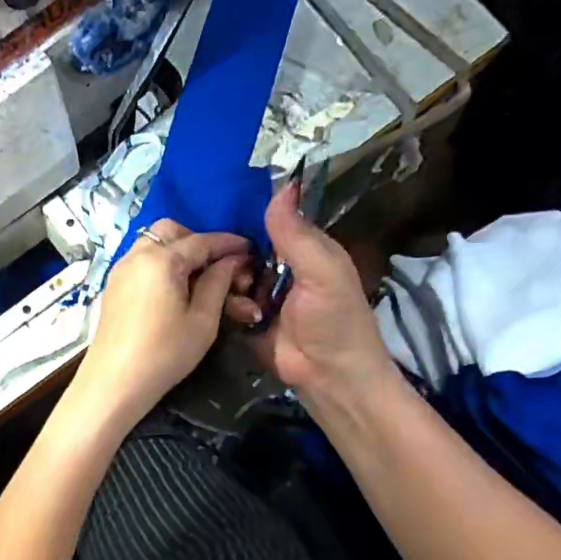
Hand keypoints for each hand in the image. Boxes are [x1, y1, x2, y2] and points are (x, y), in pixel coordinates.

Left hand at [72, 220, 251, 427]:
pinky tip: (173, 289)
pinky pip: (140, 261)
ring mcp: (121, 269)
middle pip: (171, 231)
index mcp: (162, 259)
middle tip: (217, 266)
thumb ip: (217, 284)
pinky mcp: (113, 286)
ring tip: (197, 280)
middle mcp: (137, 255)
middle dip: (197, 241)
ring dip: (177, 252)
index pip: (202, 241)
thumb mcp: (203, 321)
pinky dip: (160, 264)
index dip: (229, 244)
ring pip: (153, 243)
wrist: (114, 382)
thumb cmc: (165, 353)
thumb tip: (230, 262)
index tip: (249, 249)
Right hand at [230, 184, 396, 401]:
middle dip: (236, 256)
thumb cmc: (334, 320)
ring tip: (251, 302)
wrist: (329, 376)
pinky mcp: (247, 319)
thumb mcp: (321, 271)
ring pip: (230, 274)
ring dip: (234, 285)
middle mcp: (281, 267)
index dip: (250, 215)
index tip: (226, 216)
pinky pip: (226, 302)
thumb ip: (296, 232)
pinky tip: (247, 317)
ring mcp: (262, 294)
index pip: (271, 220)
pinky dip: (231, 307)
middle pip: (243, 247)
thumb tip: (284, 182)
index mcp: (305, 248)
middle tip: (243, 270)